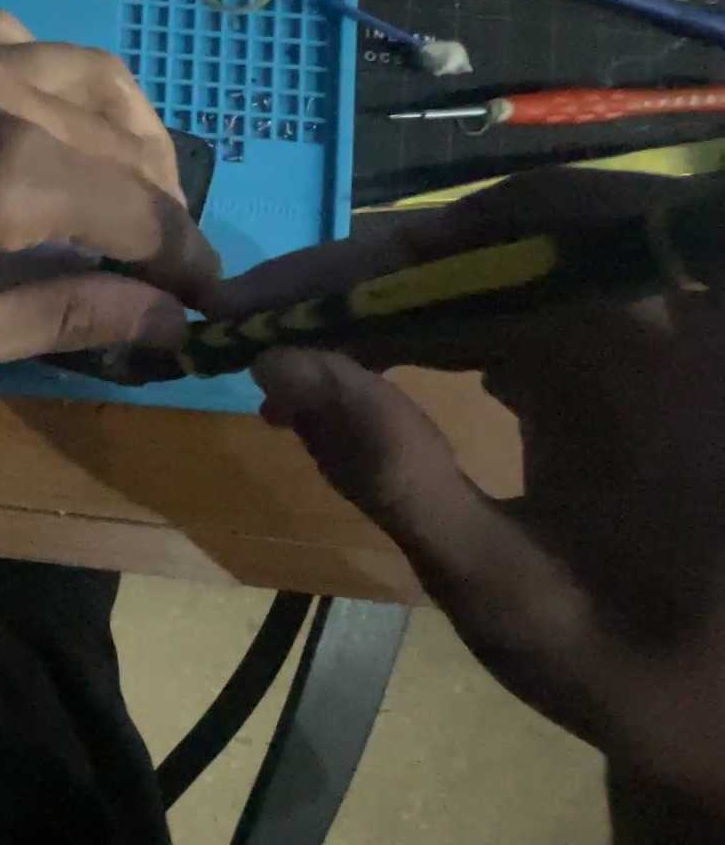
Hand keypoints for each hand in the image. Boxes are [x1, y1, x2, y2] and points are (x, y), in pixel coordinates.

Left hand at [0, 10, 218, 387]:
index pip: (142, 211)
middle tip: (164, 270)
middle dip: (162, 205)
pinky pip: (17, 47)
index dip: (187, 263)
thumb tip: (161, 316)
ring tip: (122, 202)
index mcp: (8, 173)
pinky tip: (41, 133)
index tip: (206, 307)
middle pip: (127, 137)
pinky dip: (56, 88)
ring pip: (84, 76)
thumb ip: (54, 317)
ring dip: (123, 137)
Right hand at [209, 171, 724, 813]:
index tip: (290, 289)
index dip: (405, 245)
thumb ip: (389, 470)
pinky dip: (403, 337)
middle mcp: (659, 335)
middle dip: (353, 280)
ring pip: (474, 282)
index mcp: (669, 373)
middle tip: (246, 319)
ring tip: (277, 351)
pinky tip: (343, 377)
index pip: (532, 244)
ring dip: (366, 308)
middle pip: (482, 255)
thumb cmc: (643, 669)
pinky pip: (488, 319)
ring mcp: (631, 349)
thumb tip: (275, 361)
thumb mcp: (500, 587)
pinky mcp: (602, 371)